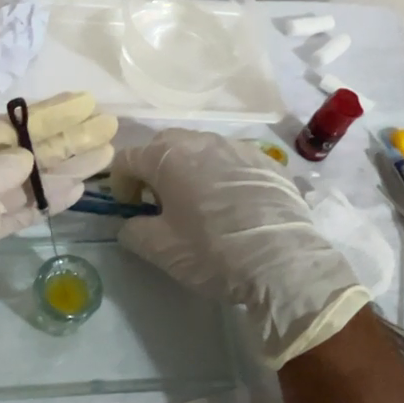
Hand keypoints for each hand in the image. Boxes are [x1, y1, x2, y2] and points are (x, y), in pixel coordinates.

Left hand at [0, 94, 115, 402]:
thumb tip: (24, 156)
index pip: (2, 130)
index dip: (44, 118)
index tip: (80, 106)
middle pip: (21, 151)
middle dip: (62, 139)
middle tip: (105, 126)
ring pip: (27, 180)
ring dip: (64, 168)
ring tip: (103, 154)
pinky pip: (22, 209)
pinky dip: (49, 200)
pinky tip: (77, 189)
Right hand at [111, 129, 368, 368]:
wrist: (283, 262)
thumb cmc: (213, 252)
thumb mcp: (160, 249)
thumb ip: (133, 230)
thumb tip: (131, 223)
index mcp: (168, 157)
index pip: (127, 158)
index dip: (120, 183)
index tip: (131, 207)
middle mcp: (200, 140)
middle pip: (162, 146)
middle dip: (153, 169)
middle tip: (160, 202)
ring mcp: (236, 146)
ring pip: (199, 149)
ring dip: (188, 169)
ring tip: (197, 201)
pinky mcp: (265, 160)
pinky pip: (230, 160)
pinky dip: (221, 174)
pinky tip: (231, 204)